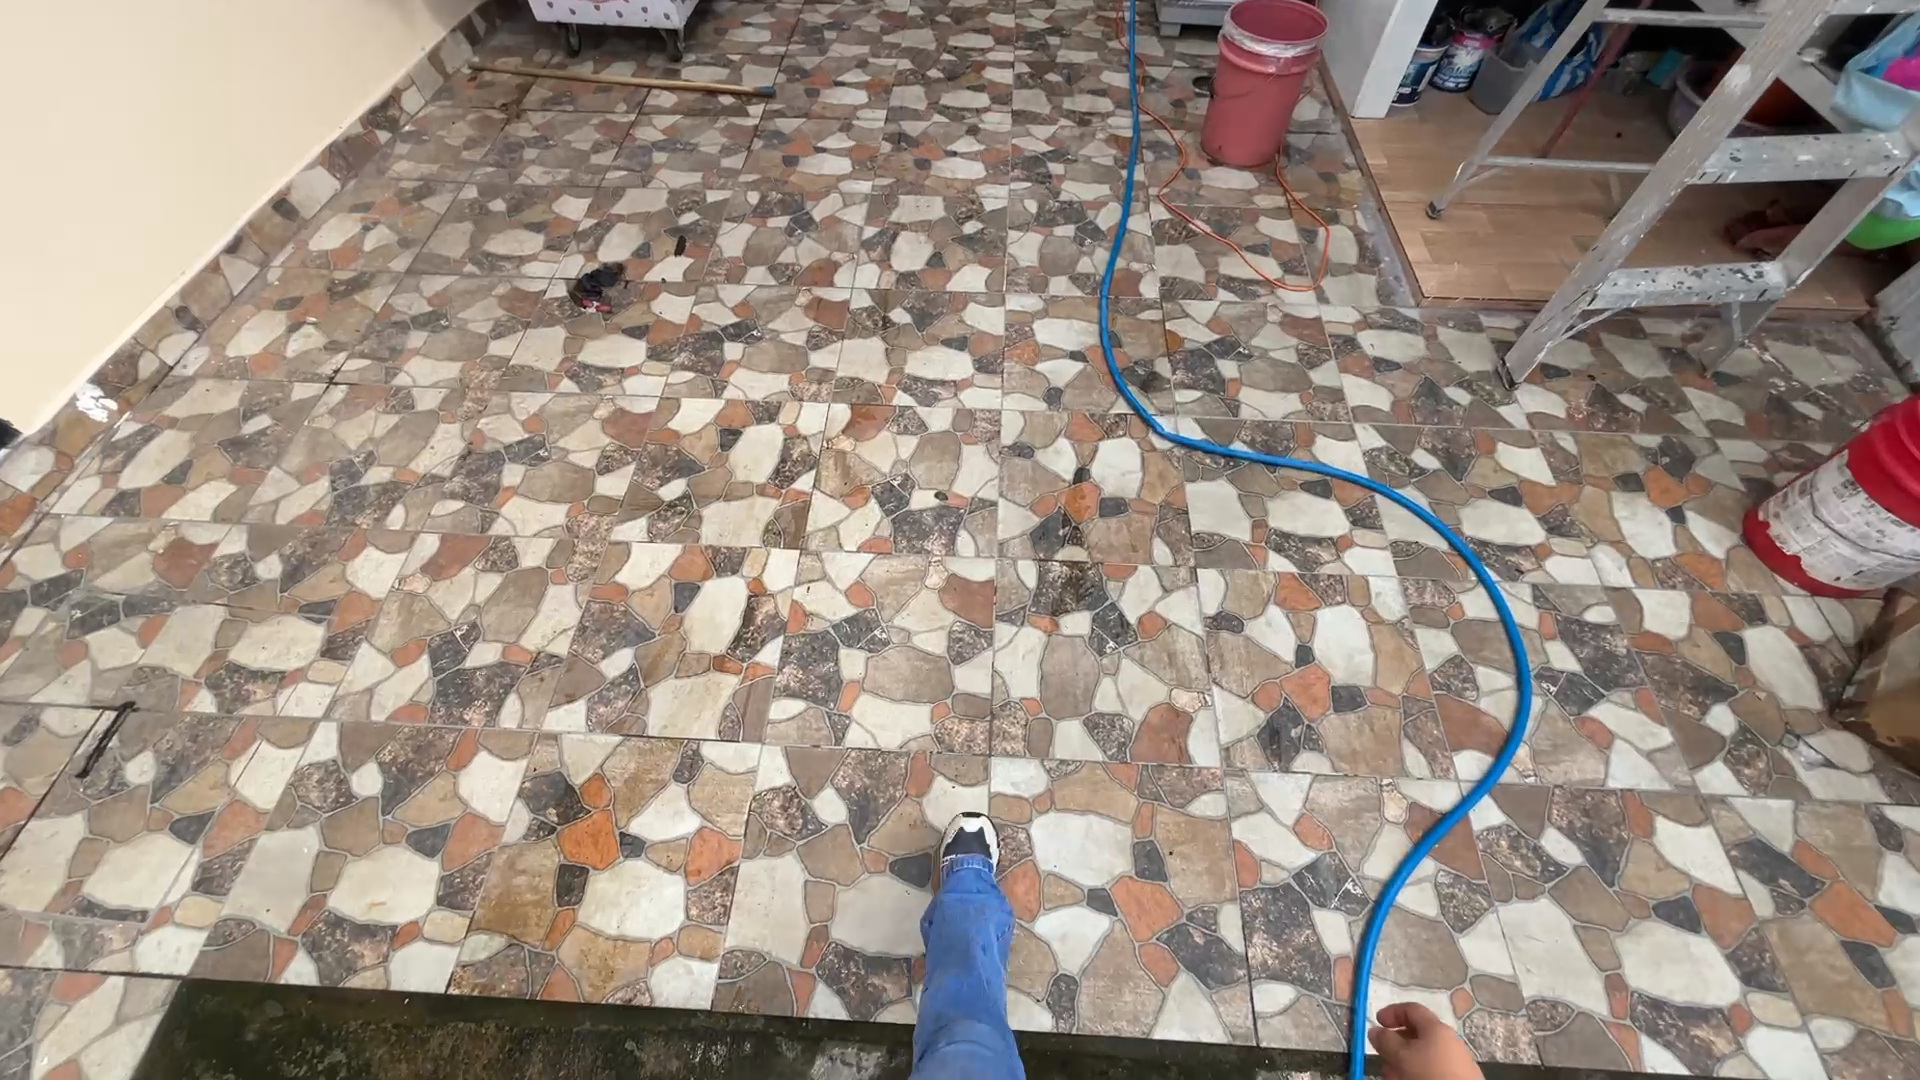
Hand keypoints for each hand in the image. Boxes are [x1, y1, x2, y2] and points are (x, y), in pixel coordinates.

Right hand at [1367, 1003, 1484, 1079]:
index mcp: (1437, 1028)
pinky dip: (1419, 1073)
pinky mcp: (1461, 1079)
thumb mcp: (1401, 1056)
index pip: (1411, 1009)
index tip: (1377, 1024)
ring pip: (1424, 1056)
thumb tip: (1375, 1031)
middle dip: (1396, 1045)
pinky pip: (1434, 1069)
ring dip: (1405, 1062)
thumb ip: (1384, 1040)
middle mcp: (1450, 1041)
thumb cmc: (1430, 1075)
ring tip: (1393, 1076)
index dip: (1391, 1012)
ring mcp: (1458, 1063)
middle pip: (1417, 1035)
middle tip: (1384, 1058)